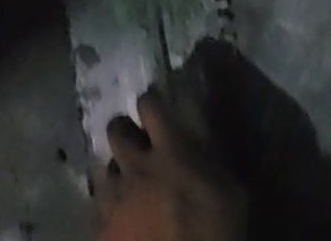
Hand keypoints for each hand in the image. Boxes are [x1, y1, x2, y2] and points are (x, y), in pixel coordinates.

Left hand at [95, 90, 245, 240]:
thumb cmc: (217, 233)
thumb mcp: (231, 191)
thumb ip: (209, 161)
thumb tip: (200, 145)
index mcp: (171, 152)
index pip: (150, 105)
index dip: (151, 102)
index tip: (155, 107)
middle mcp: (137, 168)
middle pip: (115, 130)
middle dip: (125, 131)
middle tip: (137, 143)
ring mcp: (115, 200)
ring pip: (104, 168)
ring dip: (118, 172)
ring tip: (129, 184)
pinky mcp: (102, 230)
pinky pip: (100, 208)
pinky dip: (111, 208)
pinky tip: (124, 216)